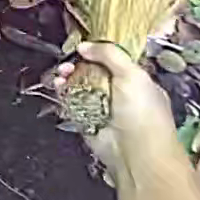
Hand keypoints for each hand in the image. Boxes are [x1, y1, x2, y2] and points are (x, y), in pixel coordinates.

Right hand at [48, 42, 174, 169]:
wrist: (136, 154)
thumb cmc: (142, 112)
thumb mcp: (132, 74)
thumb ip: (109, 54)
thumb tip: (84, 45)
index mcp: (135, 80)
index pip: (113, 60)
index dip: (96, 52)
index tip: (81, 47)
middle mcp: (118, 92)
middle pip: (92, 71)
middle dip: (77, 64)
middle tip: (67, 63)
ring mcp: (101, 106)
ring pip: (79, 86)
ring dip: (67, 77)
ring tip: (60, 74)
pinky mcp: (86, 120)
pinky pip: (71, 102)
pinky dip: (63, 93)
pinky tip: (57, 86)